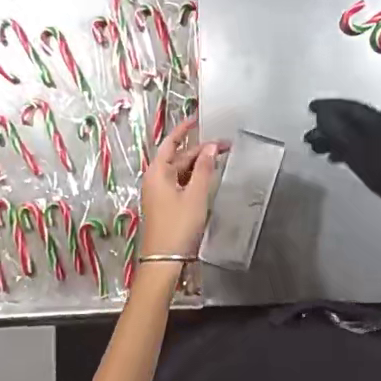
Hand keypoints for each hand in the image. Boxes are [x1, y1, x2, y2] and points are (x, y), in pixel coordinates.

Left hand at [138, 117, 220, 258]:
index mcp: (157, 172)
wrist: (164, 260)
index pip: (171, 143)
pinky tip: (208, 180)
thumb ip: (205, 170)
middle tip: (225, 147)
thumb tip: (211, 147)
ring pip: (180, 172)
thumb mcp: (195, 196)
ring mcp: (159, 194)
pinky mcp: (165, 206)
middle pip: (177, 157)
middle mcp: (155, 180)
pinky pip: (180, 184)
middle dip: (200, 150)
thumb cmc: (178, 226)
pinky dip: (193, 179)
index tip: (198, 119)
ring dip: (198, 165)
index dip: (184, 130)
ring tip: (220, 160)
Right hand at [304, 98, 380, 248]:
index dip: (327, 107)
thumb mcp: (358, 153)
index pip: (348, 106)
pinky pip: (365, 144)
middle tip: (312, 133)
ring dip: (337, 138)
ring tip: (320, 148)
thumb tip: (323, 116)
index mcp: (379, 120)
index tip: (311, 108)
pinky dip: (349, 148)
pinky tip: (341, 159)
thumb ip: (339, 133)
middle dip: (329, 125)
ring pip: (358, 133)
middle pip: (353, 119)